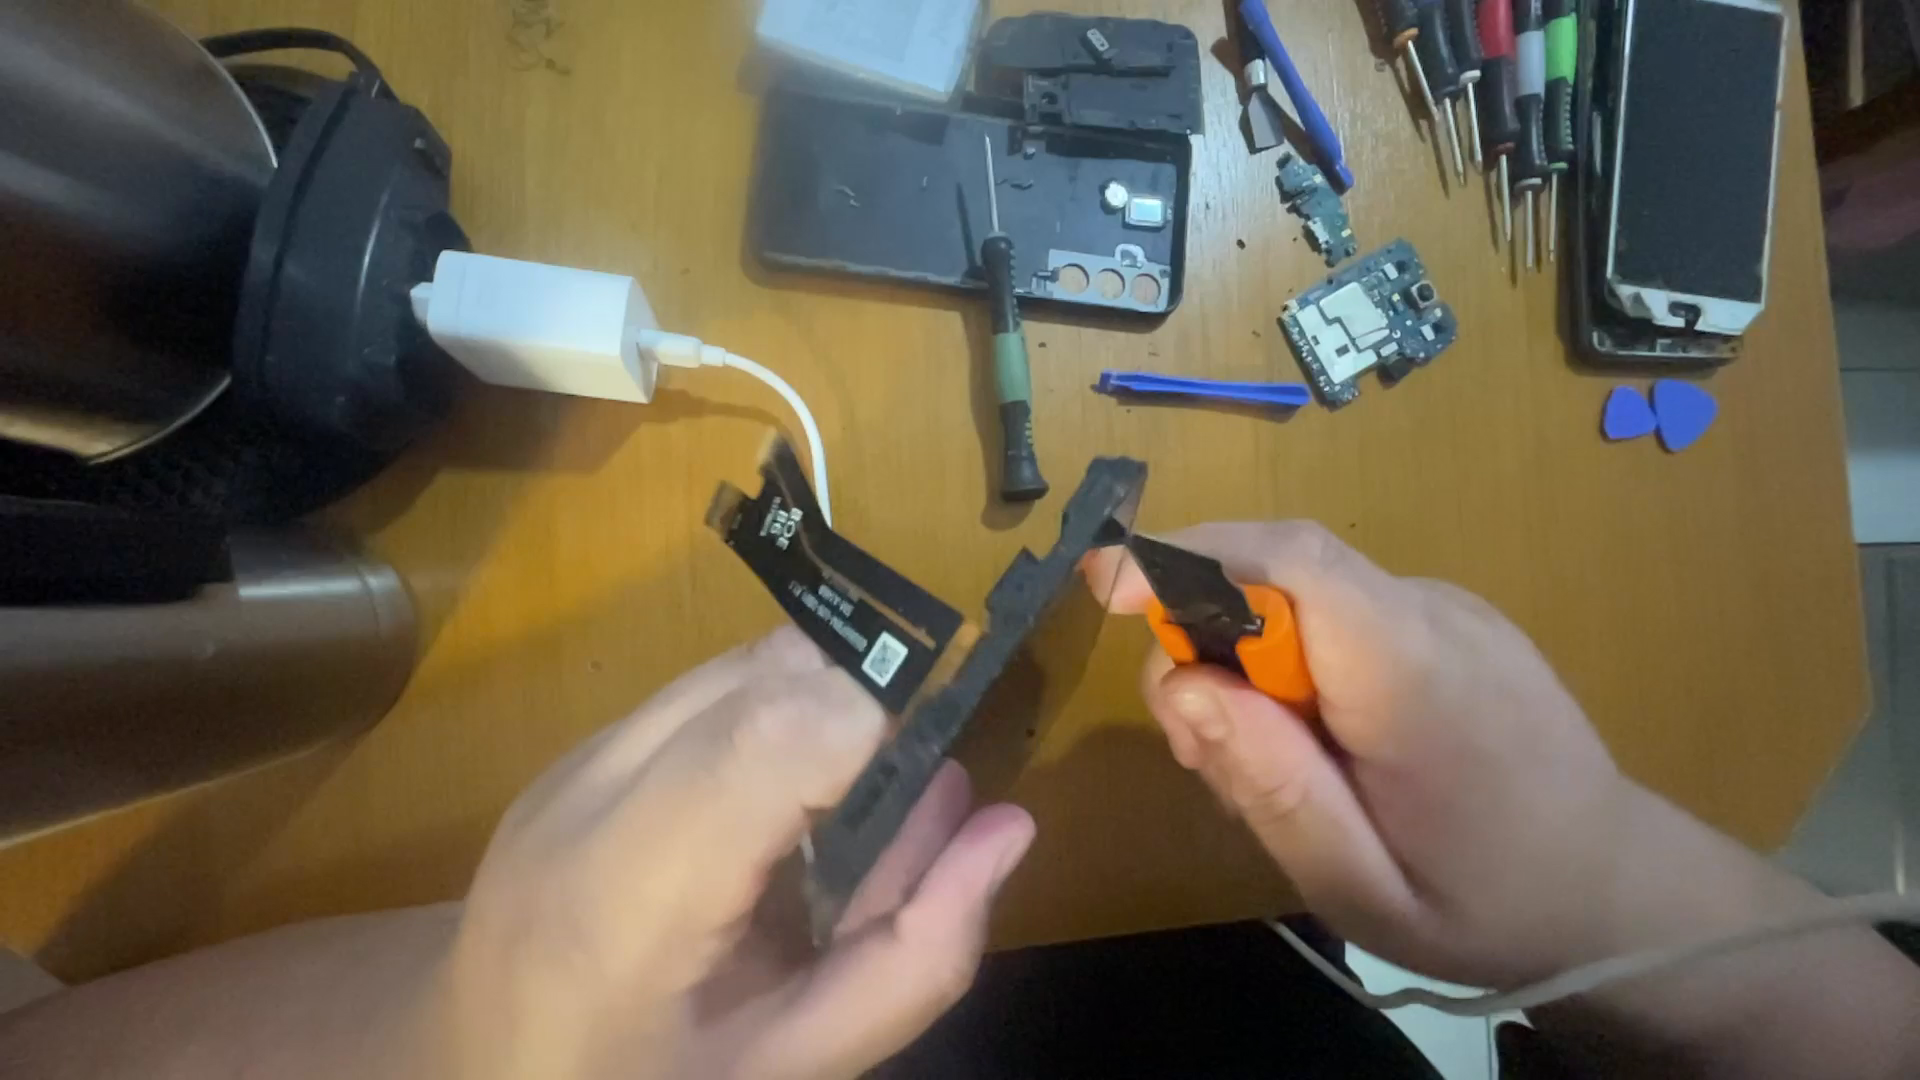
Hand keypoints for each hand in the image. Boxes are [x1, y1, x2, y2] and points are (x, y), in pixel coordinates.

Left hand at [441, 627, 1034, 1078]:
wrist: (470, 1073)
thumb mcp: (792, 1070)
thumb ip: (916, 956)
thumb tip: (1008, 824)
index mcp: (623, 900)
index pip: (770, 738)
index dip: (876, 719)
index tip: (928, 767)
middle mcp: (590, 792)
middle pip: (772, 674)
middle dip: (868, 707)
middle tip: (891, 802)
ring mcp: (580, 753)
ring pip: (754, 660)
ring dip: (829, 704)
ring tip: (833, 806)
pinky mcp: (589, 738)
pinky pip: (723, 682)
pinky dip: (785, 710)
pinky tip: (776, 795)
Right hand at [1084, 522, 1632, 988]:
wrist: (1627, 895)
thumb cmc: (1487, 905)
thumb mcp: (1359, 886)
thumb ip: (1269, 785)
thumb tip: (1181, 683)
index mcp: (1416, 674)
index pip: (1292, 561)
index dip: (1187, 555)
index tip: (1106, 585)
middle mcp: (1429, 612)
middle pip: (1270, 573)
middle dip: (1195, 635)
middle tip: (1192, 746)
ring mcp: (1439, 606)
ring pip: (1288, 593)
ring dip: (1234, 654)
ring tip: (1255, 758)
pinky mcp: (1435, 616)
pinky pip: (1323, 609)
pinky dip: (1276, 653)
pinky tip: (1301, 731)